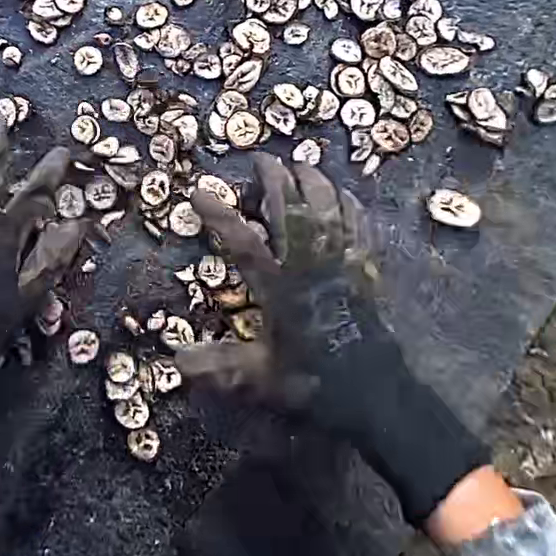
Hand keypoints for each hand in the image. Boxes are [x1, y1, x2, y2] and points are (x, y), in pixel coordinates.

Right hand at [186, 154, 487, 525]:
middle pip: (289, 210)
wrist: (381, 395)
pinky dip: (350, 204)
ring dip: (313, 182)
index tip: (198, 192)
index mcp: (278, 286)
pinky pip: (360, 225)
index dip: (219, 215)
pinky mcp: (366, 269)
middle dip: (273, 180)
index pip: (242, 241)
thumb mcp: (261, 378)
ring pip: (327, 208)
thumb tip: (174, 363)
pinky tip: (344, 194)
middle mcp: (308, 265)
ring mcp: (341, 263)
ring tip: (300, 165)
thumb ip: (220, 367)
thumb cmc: (315, 381)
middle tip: (260, 159)